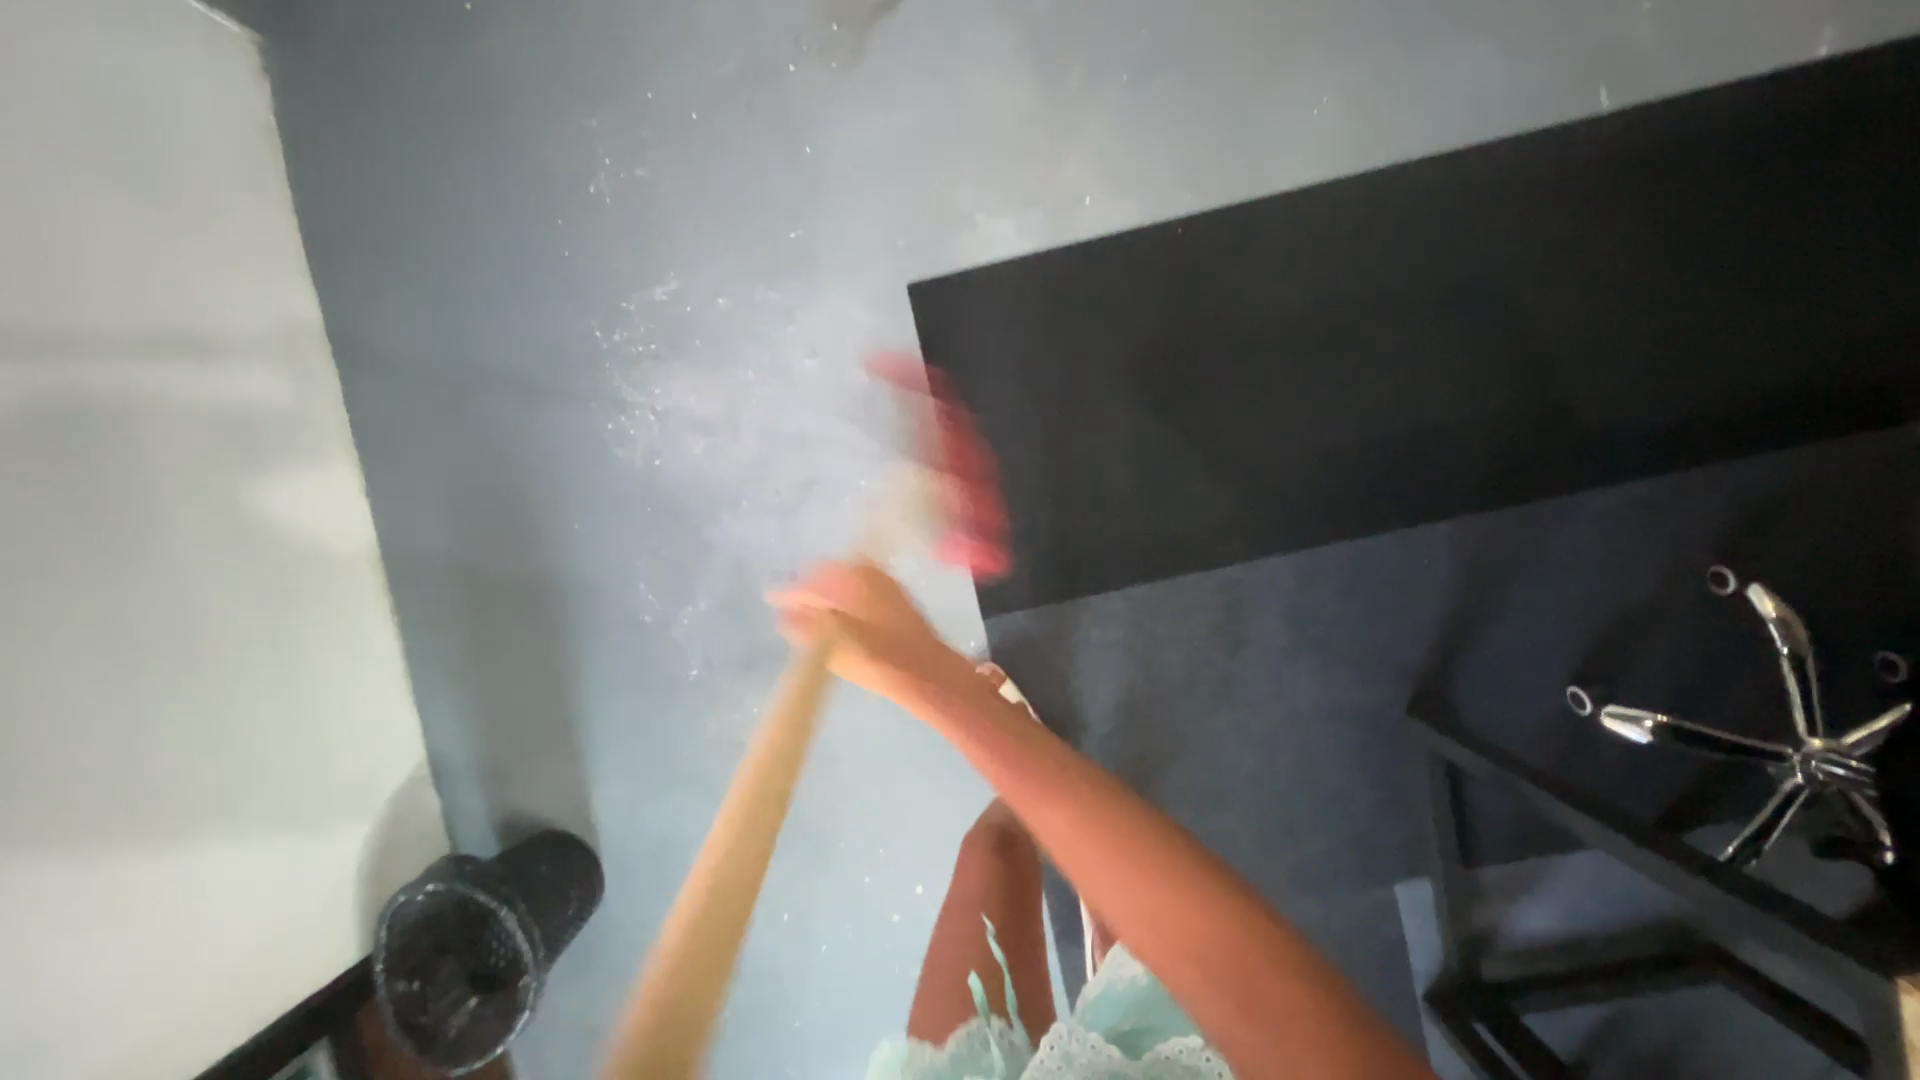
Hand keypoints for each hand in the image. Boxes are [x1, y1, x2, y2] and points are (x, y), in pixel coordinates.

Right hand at [767, 560, 968, 704]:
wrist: (926, 671)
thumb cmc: (877, 659)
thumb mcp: (833, 646)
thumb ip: (804, 628)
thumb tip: (784, 618)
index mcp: (851, 579)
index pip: (811, 581)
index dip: (789, 592)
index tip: (770, 598)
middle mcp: (869, 574)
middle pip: (829, 574)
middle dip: (809, 587)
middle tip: (789, 601)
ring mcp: (887, 585)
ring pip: (847, 580)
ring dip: (828, 591)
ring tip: (811, 609)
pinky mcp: (899, 599)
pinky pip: (862, 588)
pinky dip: (846, 597)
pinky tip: (841, 615)